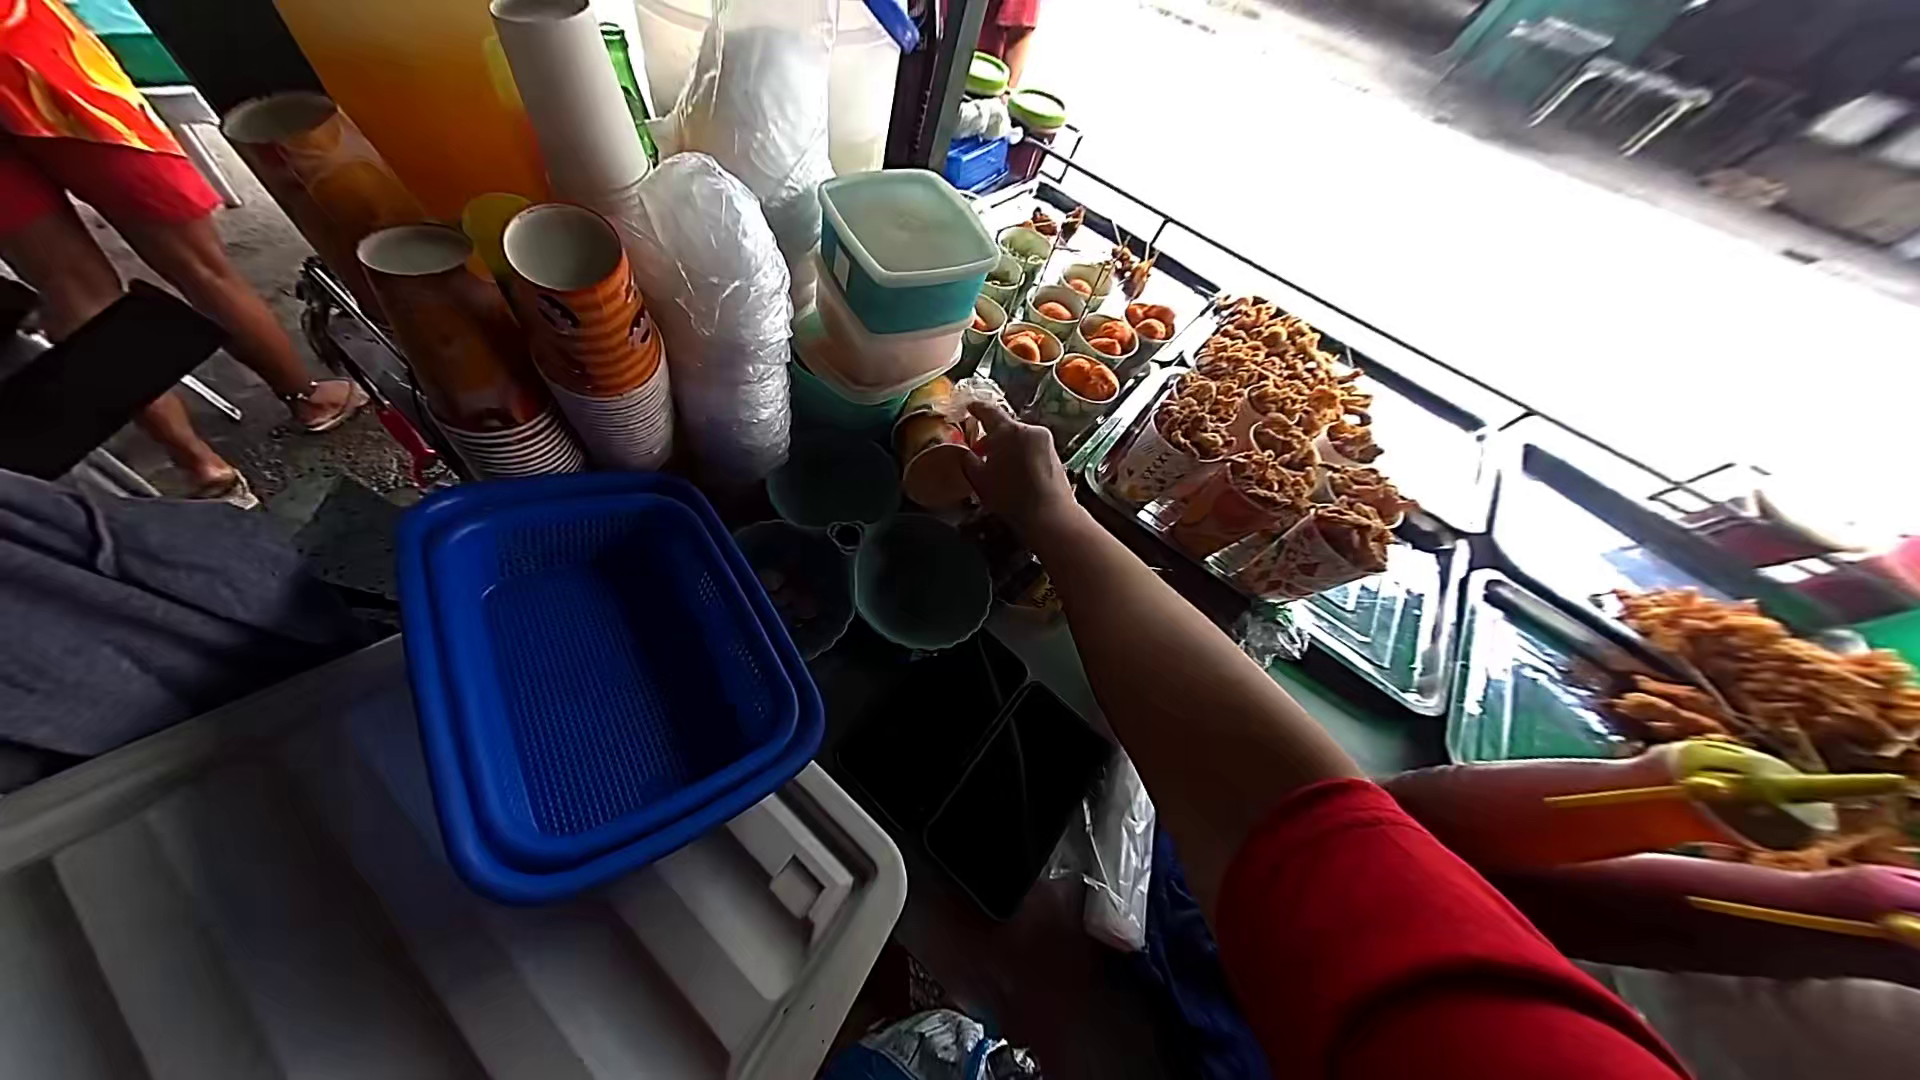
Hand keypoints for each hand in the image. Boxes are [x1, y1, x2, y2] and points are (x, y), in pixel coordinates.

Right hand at [962, 402, 1080, 536]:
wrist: (1050, 515)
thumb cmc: (1010, 497)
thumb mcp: (979, 480)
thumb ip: (967, 460)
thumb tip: (963, 451)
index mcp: (1008, 431)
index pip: (989, 411)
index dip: (976, 408)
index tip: (970, 407)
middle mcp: (1030, 430)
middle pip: (1006, 427)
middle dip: (992, 437)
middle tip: (979, 451)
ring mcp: (1045, 441)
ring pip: (1020, 438)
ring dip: (1007, 447)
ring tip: (998, 466)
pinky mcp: (1055, 454)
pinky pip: (1032, 447)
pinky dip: (1021, 454)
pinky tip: (1015, 473)